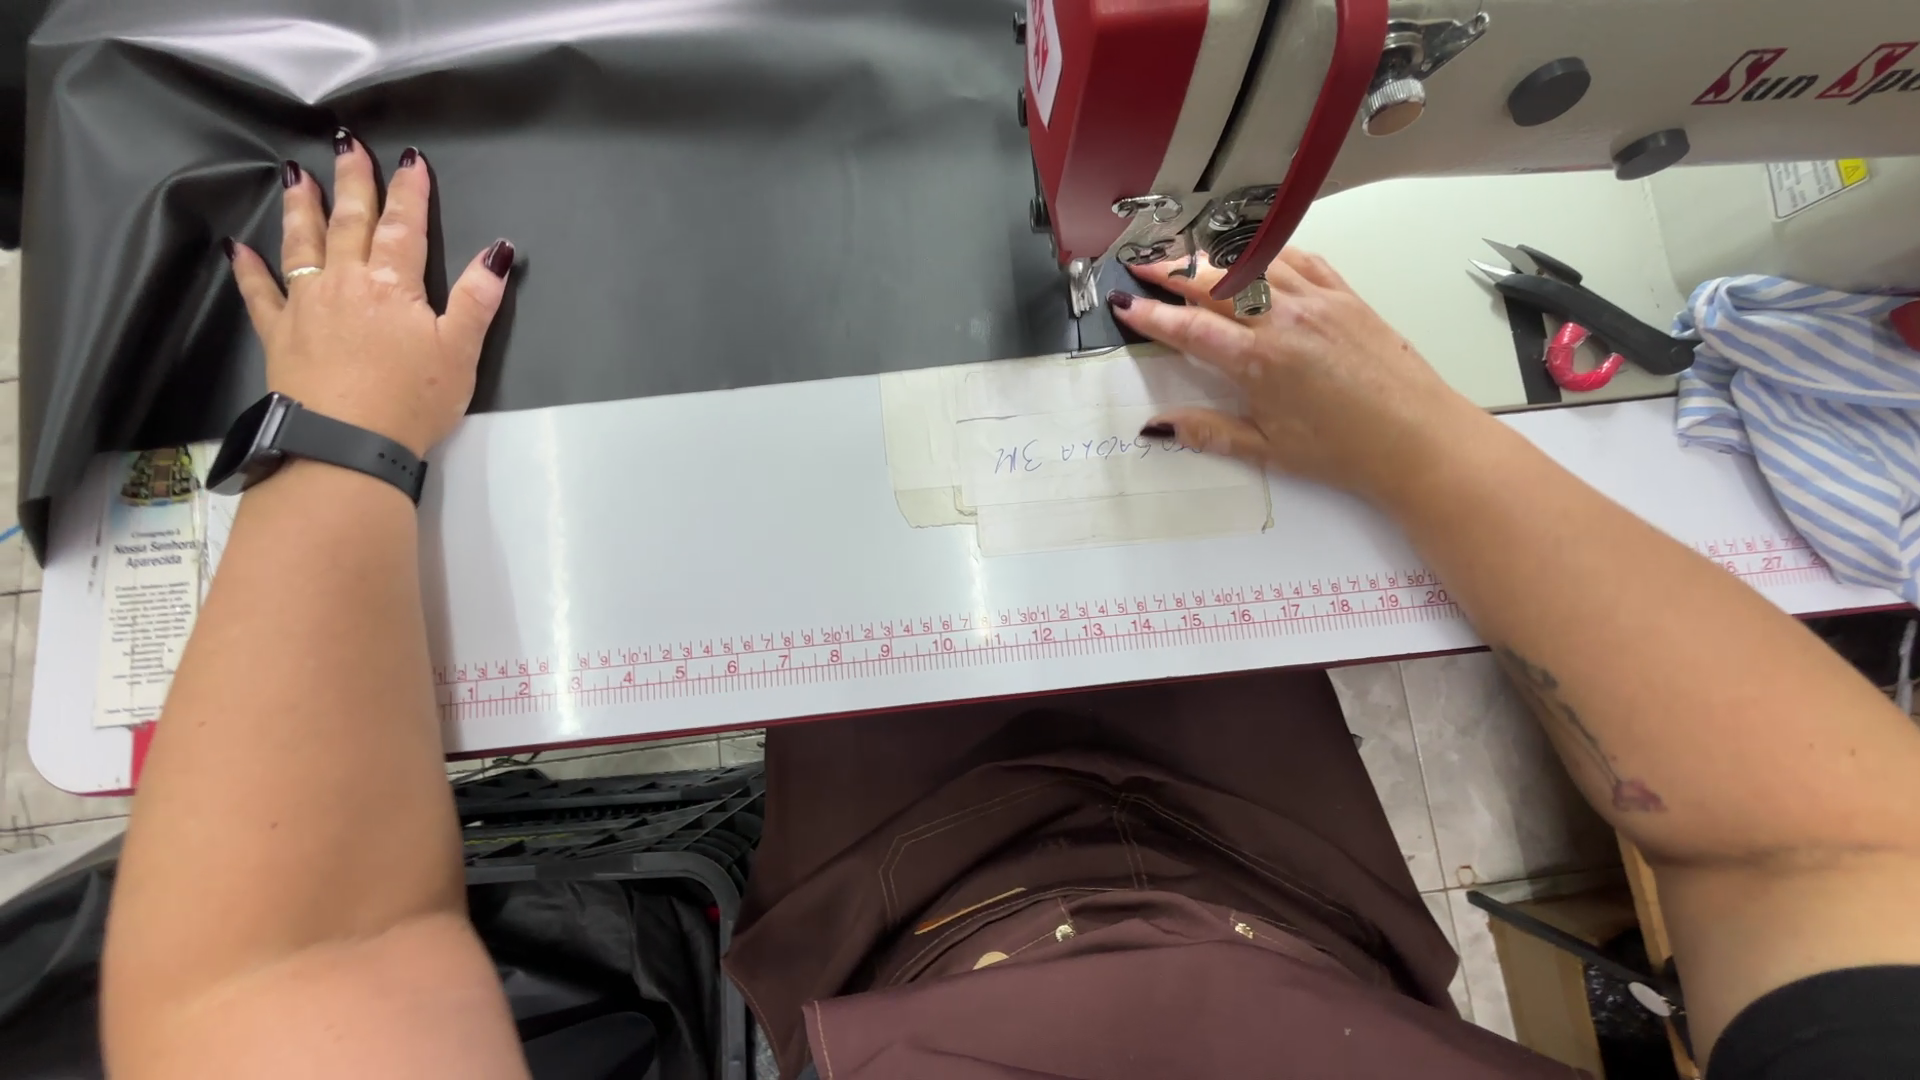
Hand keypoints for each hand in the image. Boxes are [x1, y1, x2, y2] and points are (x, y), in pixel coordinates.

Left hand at [225, 131, 514, 455]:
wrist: (348, 441)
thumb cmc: (414, 397)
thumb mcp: (461, 350)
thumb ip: (477, 299)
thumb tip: (498, 251)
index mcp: (394, 285)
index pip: (404, 228)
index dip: (409, 193)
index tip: (411, 160)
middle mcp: (346, 283)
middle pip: (350, 224)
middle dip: (354, 184)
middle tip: (348, 146)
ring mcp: (307, 305)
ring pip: (303, 245)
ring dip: (302, 209)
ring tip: (297, 178)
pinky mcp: (281, 333)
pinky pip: (261, 293)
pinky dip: (250, 270)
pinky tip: (240, 250)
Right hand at [1112, 249, 1488, 502]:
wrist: (1417, 438)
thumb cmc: (1346, 449)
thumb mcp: (1267, 448)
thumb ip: (1208, 431)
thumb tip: (1160, 425)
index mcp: (1260, 362)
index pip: (1189, 329)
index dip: (1152, 314)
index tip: (1126, 304)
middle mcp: (1285, 321)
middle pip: (1214, 283)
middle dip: (1171, 270)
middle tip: (1143, 264)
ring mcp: (1318, 302)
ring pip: (1253, 263)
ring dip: (1213, 256)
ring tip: (1186, 255)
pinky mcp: (1345, 296)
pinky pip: (1298, 259)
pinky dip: (1267, 252)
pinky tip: (1252, 254)